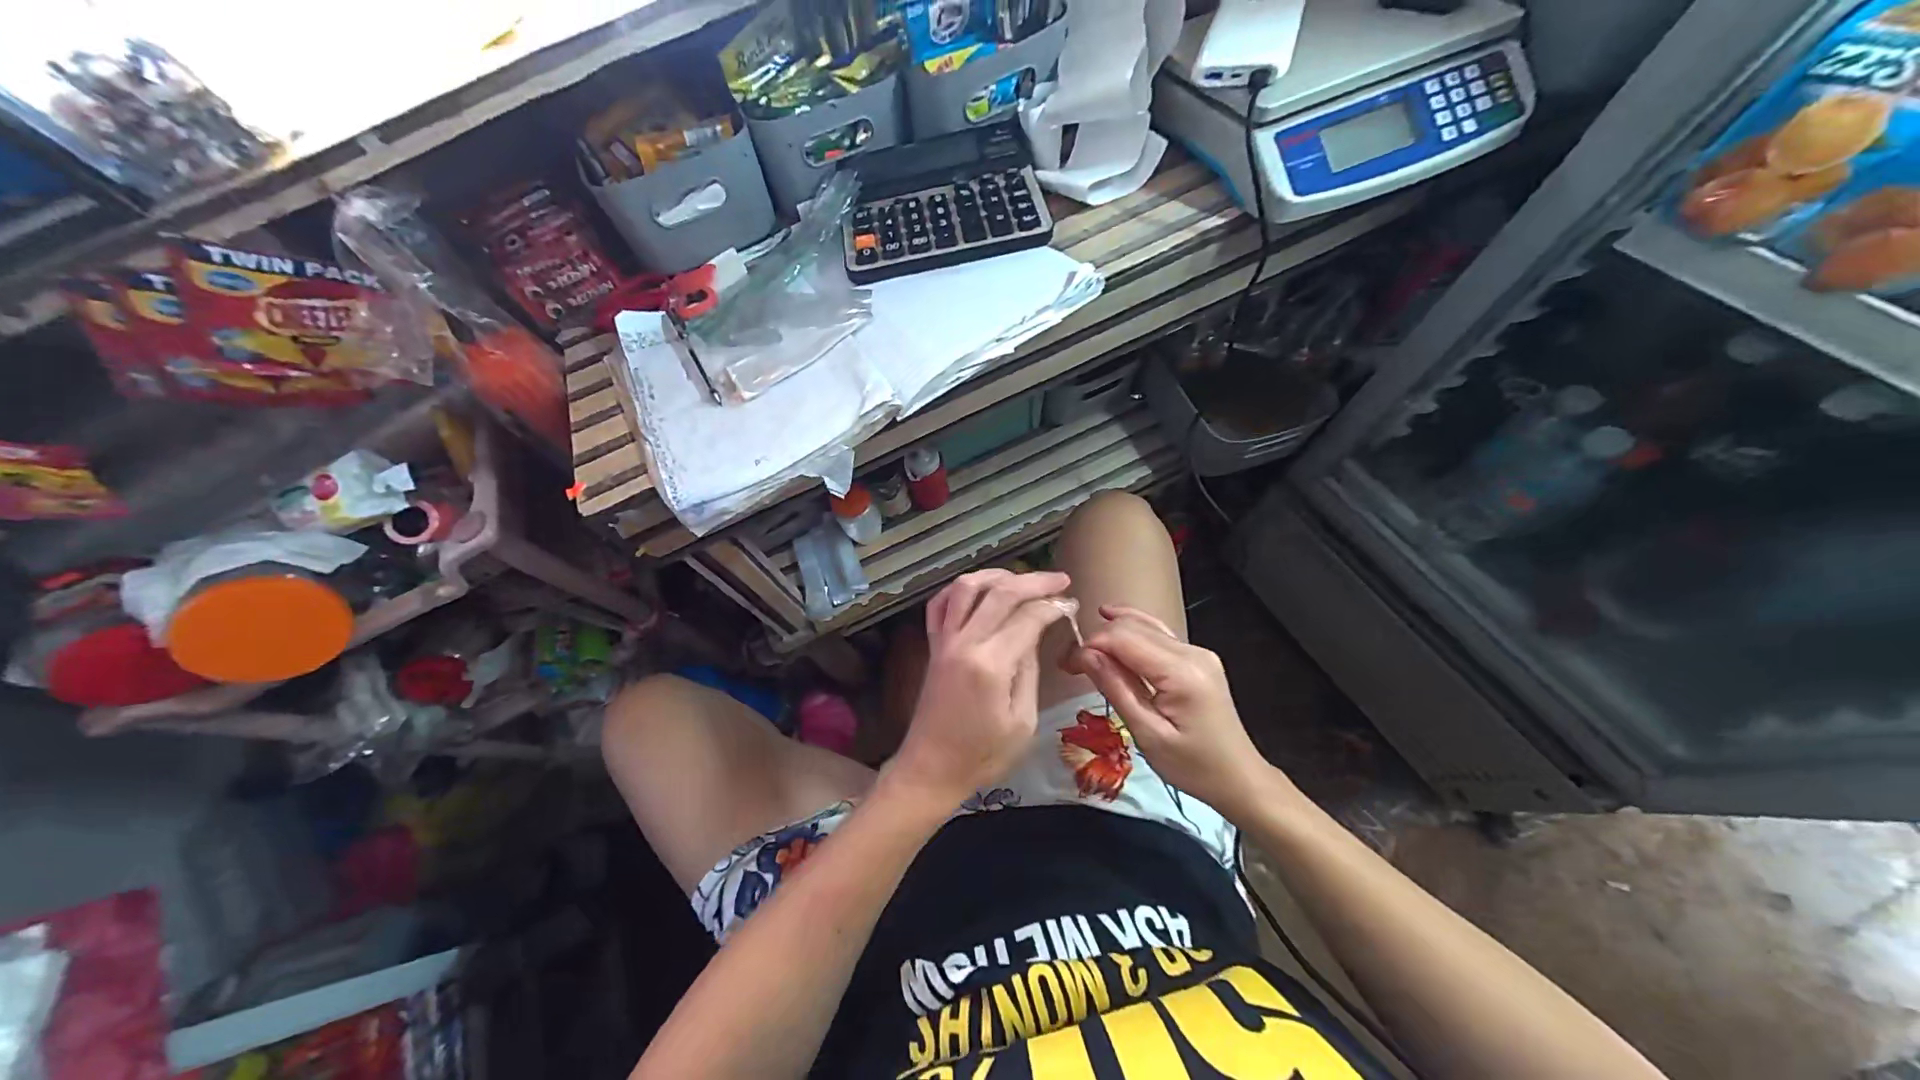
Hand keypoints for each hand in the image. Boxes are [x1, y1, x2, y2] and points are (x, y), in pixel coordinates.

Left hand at [884, 570, 1072, 809]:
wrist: (930, 769)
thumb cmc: (982, 755)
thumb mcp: (1022, 722)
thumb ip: (1029, 671)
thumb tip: (1035, 634)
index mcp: (990, 664)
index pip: (1028, 617)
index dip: (1054, 606)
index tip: (1072, 605)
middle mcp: (964, 643)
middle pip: (1000, 592)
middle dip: (1034, 581)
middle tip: (1060, 580)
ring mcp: (943, 641)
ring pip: (966, 587)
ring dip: (997, 575)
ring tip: (1022, 578)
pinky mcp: (932, 646)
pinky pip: (941, 603)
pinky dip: (960, 588)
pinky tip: (980, 589)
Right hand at [1063, 605, 1280, 817]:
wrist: (1239, 778)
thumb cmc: (1193, 766)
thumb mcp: (1148, 734)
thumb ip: (1116, 689)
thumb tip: (1084, 655)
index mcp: (1181, 672)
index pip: (1123, 638)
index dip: (1089, 645)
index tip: (1065, 665)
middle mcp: (1192, 652)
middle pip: (1133, 627)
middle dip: (1097, 639)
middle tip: (1070, 663)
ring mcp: (1197, 652)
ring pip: (1145, 625)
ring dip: (1112, 633)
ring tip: (1084, 650)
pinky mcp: (1197, 658)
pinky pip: (1158, 635)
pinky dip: (1132, 631)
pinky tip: (1111, 620)